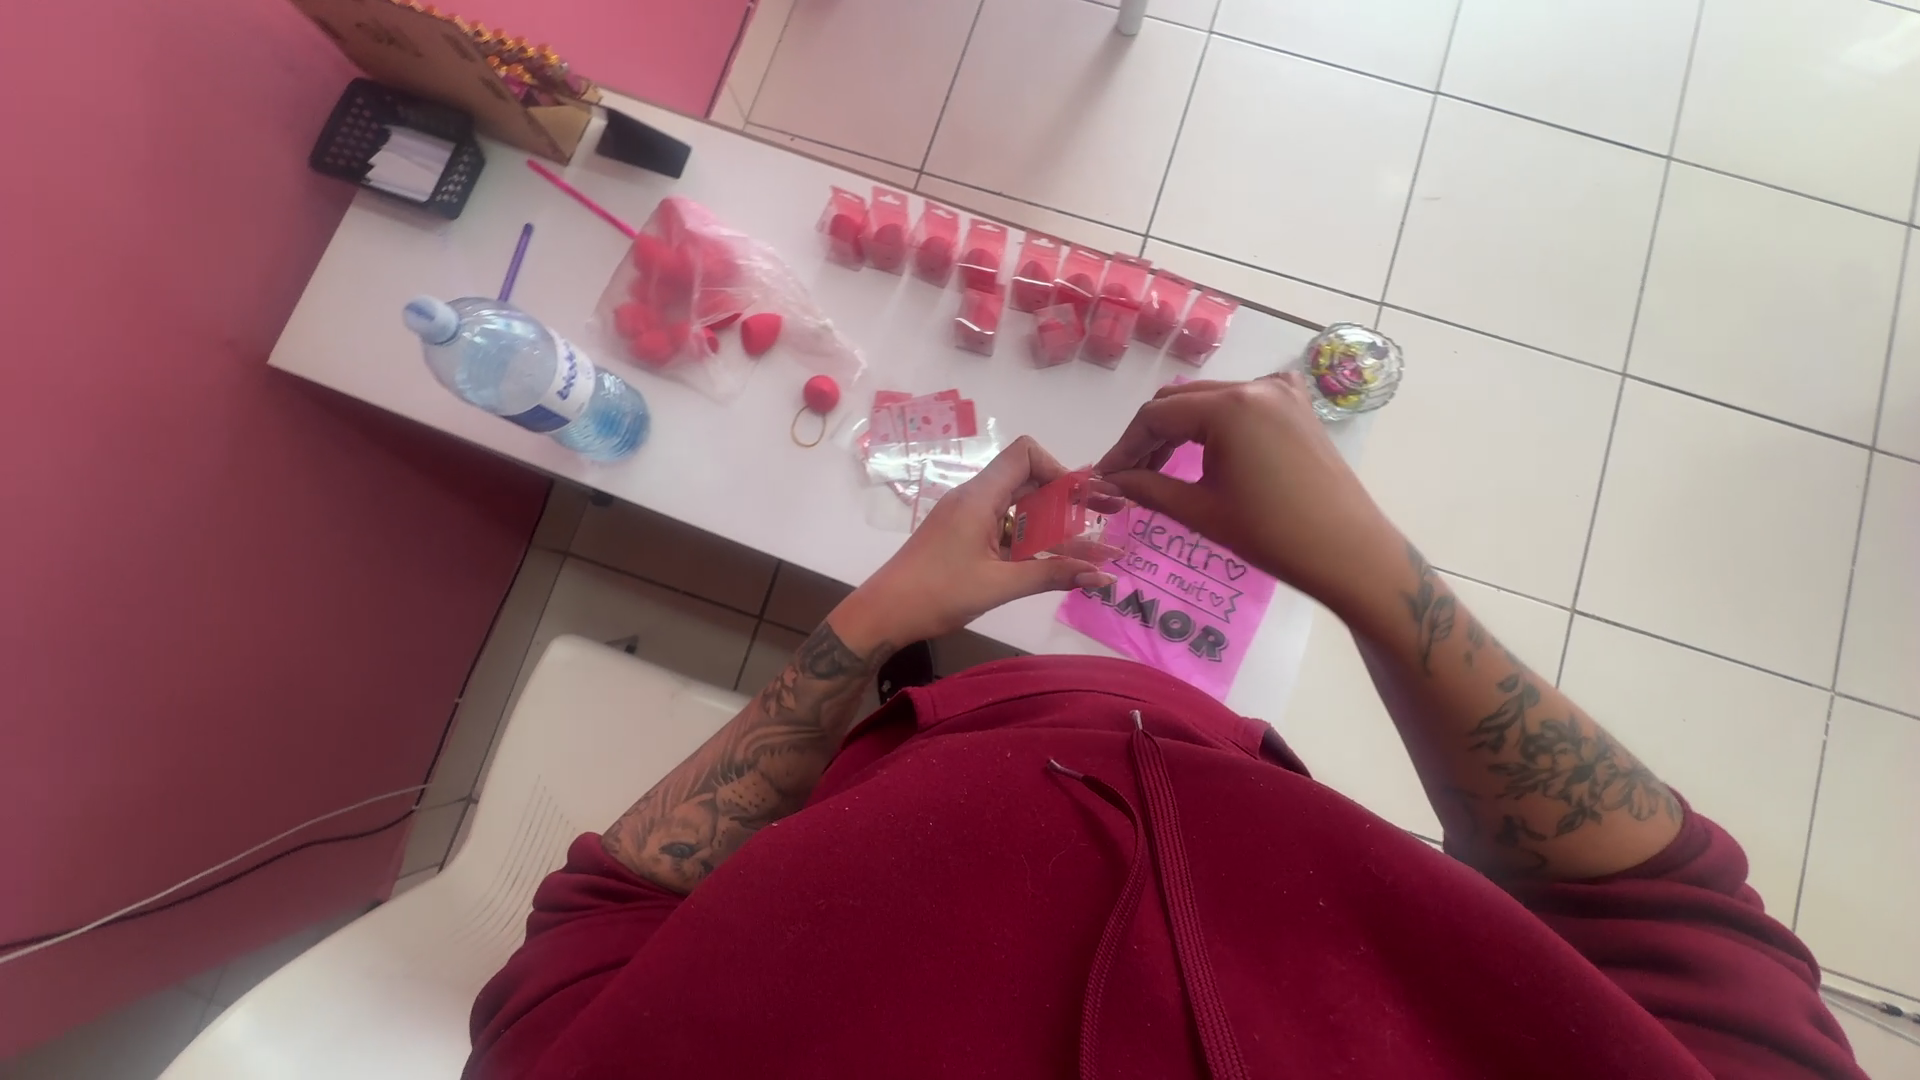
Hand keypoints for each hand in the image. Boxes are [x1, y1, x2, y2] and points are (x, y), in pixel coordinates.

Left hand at [836, 436, 1117, 646]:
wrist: (884, 613)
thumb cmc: (938, 594)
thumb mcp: (999, 585)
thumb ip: (1052, 575)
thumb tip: (1103, 576)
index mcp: (979, 497)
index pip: (1025, 453)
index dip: (1058, 469)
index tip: (1079, 502)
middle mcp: (973, 497)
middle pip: (1026, 480)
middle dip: (1064, 500)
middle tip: (1099, 522)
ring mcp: (965, 516)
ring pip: (1016, 506)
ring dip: (1048, 524)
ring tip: (1083, 551)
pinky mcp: (961, 534)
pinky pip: (1002, 525)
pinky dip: (1027, 539)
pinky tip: (1047, 563)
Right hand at [1092, 374, 1400, 612]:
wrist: (1348, 552)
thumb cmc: (1271, 535)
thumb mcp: (1199, 510)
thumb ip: (1145, 488)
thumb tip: (1104, 483)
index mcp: (1229, 407)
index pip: (1155, 416)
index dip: (1123, 447)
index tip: (1104, 477)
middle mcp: (1255, 386)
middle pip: (1180, 402)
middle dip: (1149, 437)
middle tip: (1129, 477)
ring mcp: (1281, 393)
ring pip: (1209, 400)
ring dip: (1180, 430)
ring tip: (1160, 470)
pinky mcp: (1297, 408)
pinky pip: (1242, 403)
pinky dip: (1216, 422)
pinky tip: (1207, 448)